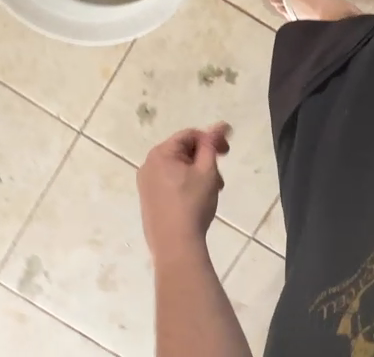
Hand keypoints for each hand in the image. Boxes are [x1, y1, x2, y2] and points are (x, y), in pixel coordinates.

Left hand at [138, 123, 230, 264]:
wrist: (175, 247)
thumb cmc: (192, 204)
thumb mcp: (207, 170)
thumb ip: (212, 144)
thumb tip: (220, 125)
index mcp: (160, 154)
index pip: (190, 135)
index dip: (211, 140)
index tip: (227, 153)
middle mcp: (148, 166)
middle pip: (183, 152)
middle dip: (204, 160)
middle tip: (220, 177)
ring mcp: (146, 185)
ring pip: (178, 169)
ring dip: (198, 174)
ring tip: (212, 191)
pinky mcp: (148, 202)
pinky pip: (170, 183)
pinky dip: (185, 186)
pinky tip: (197, 201)